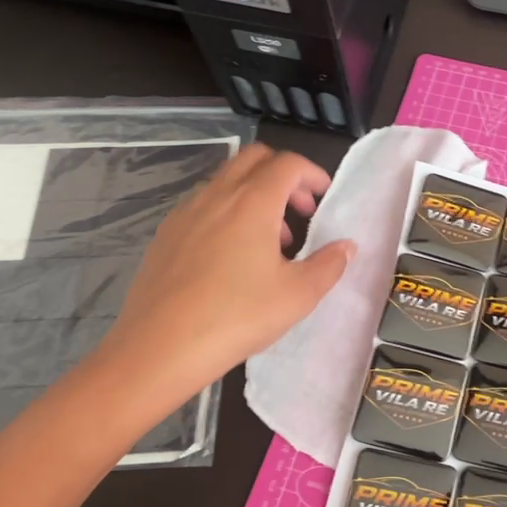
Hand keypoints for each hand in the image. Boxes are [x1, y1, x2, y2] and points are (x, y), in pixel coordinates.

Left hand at [72, 143, 353, 422]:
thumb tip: (346, 247)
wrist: (159, 346)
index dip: (312, 173)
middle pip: (253, 159)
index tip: (324, 197)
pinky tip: (232, 258)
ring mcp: (186, 213)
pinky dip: (227, 214)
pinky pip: (204, 206)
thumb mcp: (297, 296)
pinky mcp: (166, 235)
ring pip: (226, 182)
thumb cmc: (237, 316)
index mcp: (252, 202)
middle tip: (300, 210)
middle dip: (283, 175)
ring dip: (255, 196)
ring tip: (271, 242)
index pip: (287, 163)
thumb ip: (328, 265)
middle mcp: (217, 196)